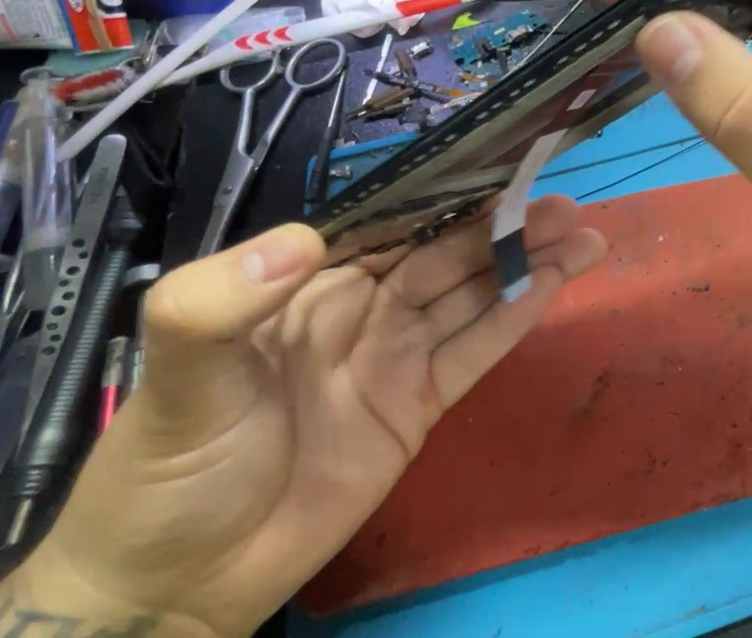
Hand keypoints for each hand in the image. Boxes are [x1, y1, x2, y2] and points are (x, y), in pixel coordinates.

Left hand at [34, 201, 605, 637]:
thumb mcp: (179, 383)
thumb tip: (306, 239)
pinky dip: (516, 317)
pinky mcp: (420, 404)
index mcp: (306, 287)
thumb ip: (218, 305)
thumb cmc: (168, 472)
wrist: (182, 585)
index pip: (387, 227)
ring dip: (526, 264)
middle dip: (504, 228)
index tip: (498, 167)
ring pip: (473, 297)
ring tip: (583, 237)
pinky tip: (554, 285)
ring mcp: (395, 358)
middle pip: (446, 257)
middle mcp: (361, 310)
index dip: (443, 197)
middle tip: (564, 206)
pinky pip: (475, 351)